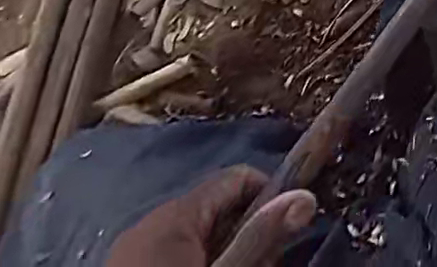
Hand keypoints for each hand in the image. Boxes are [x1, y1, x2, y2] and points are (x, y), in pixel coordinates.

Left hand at [105, 166, 316, 266]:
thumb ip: (262, 238)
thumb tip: (307, 195)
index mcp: (173, 217)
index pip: (239, 177)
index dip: (269, 197)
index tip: (282, 234)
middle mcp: (149, 226)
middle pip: (220, 209)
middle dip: (247, 235)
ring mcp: (129, 257)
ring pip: (199, 238)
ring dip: (225, 256)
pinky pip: (172, 259)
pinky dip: (199, 266)